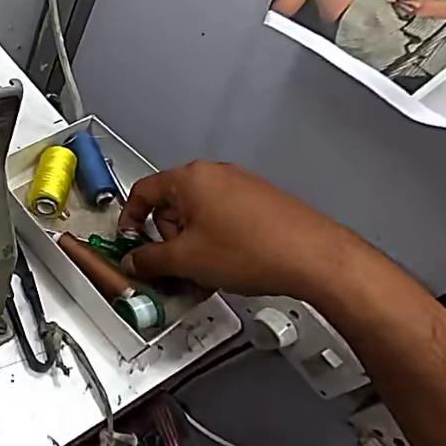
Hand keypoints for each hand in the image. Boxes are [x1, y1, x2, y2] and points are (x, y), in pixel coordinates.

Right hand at [115, 161, 376, 302]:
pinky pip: (222, 219)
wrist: (316, 259)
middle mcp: (216, 175)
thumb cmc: (258, 250)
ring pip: (197, 214)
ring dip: (191, 242)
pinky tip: (226, 265)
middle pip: (170, 204)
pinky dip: (215, 241)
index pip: (142, 191)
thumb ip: (149, 259)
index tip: (130, 240)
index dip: (129, 219)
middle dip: (166, 236)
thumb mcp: (185, 260)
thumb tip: (136, 260)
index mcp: (191, 178)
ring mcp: (241, 187)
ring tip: (204, 269)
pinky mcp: (260, 203)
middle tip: (172, 262)